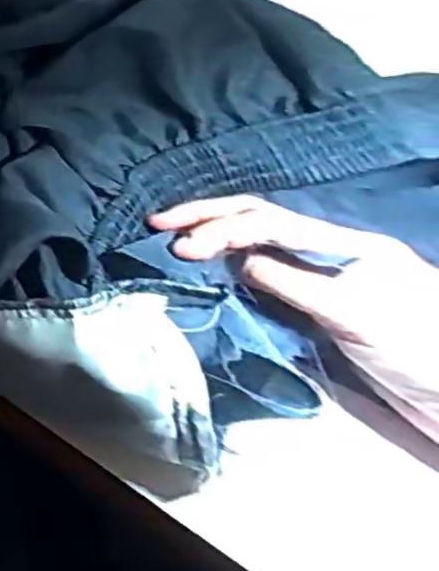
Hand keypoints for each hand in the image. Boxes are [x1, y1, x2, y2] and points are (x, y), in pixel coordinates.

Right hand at [151, 196, 438, 347]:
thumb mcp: (355, 315)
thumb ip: (289, 281)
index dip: (219, 228)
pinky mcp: (311, 297)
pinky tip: (202, 261)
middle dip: (204, 216)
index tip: (181, 248)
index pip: (269, 221)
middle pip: (257, 217)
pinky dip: (223, 256)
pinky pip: (259, 264)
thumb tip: (230, 261)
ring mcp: (322, 273)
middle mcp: (333, 249)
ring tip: (169, 238)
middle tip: (158, 224)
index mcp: (350, 245)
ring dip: (208, 232)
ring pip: (254, 237)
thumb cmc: (420, 354)